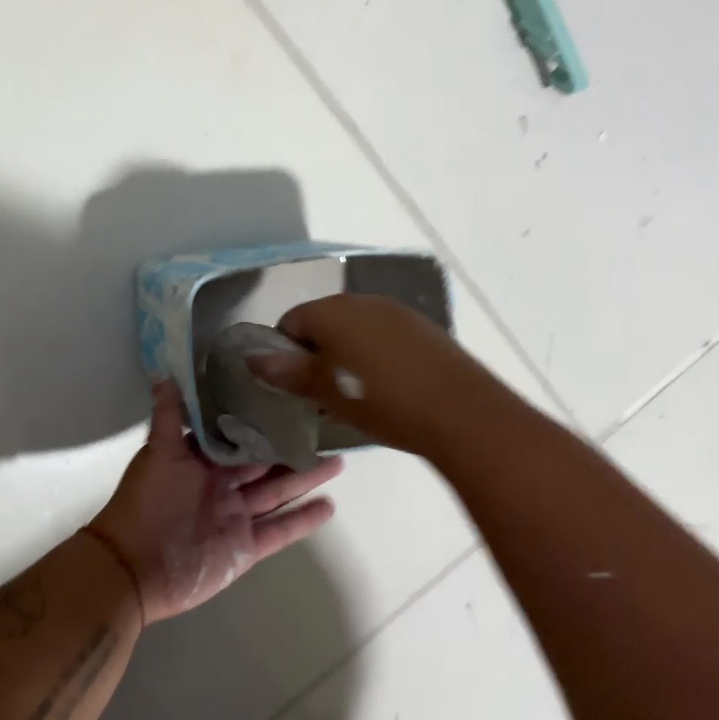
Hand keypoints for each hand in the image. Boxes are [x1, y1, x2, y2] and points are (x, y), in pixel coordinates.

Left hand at [87, 382, 340, 623]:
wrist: (137, 565)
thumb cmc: (147, 502)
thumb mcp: (158, 453)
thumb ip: (167, 415)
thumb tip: (166, 372)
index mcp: (198, 459)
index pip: (234, 433)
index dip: (257, 418)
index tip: (285, 397)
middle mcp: (220, 483)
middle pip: (262, 461)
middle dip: (288, 446)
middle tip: (325, 427)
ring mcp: (235, 514)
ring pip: (277, 491)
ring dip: (304, 477)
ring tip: (337, 460)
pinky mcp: (247, 545)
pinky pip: (280, 529)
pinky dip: (303, 520)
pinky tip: (329, 505)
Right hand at [248, 293, 527, 459]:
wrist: (466, 416)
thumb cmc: (378, 399)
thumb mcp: (321, 390)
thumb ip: (283, 371)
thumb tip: (252, 357)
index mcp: (329, 309)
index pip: (289, 323)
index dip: (285, 355)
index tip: (296, 387)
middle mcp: (362, 302)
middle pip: (324, 326)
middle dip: (318, 357)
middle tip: (324, 396)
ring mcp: (400, 315)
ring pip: (357, 334)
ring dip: (350, 360)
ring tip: (358, 400)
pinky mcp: (429, 334)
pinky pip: (388, 343)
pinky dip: (381, 363)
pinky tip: (391, 394)